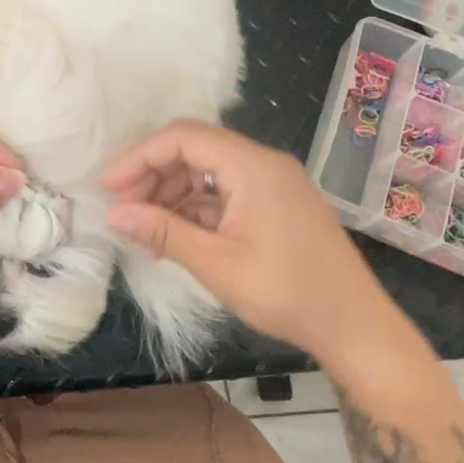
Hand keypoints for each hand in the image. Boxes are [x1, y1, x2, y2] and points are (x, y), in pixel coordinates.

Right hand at [101, 120, 391, 359]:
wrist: (354, 325)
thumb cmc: (286, 292)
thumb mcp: (216, 264)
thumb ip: (163, 232)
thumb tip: (115, 214)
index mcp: (252, 167)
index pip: (183, 137)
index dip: (139, 157)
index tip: (109, 188)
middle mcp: (264, 164)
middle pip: (195, 149)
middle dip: (153, 175)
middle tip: (124, 211)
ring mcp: (273, 184)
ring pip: (208, 171)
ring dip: (172, 194)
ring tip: (146, 230)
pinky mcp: (277, 205)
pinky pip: (226, 192)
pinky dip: (196, 208)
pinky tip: (176, 237)